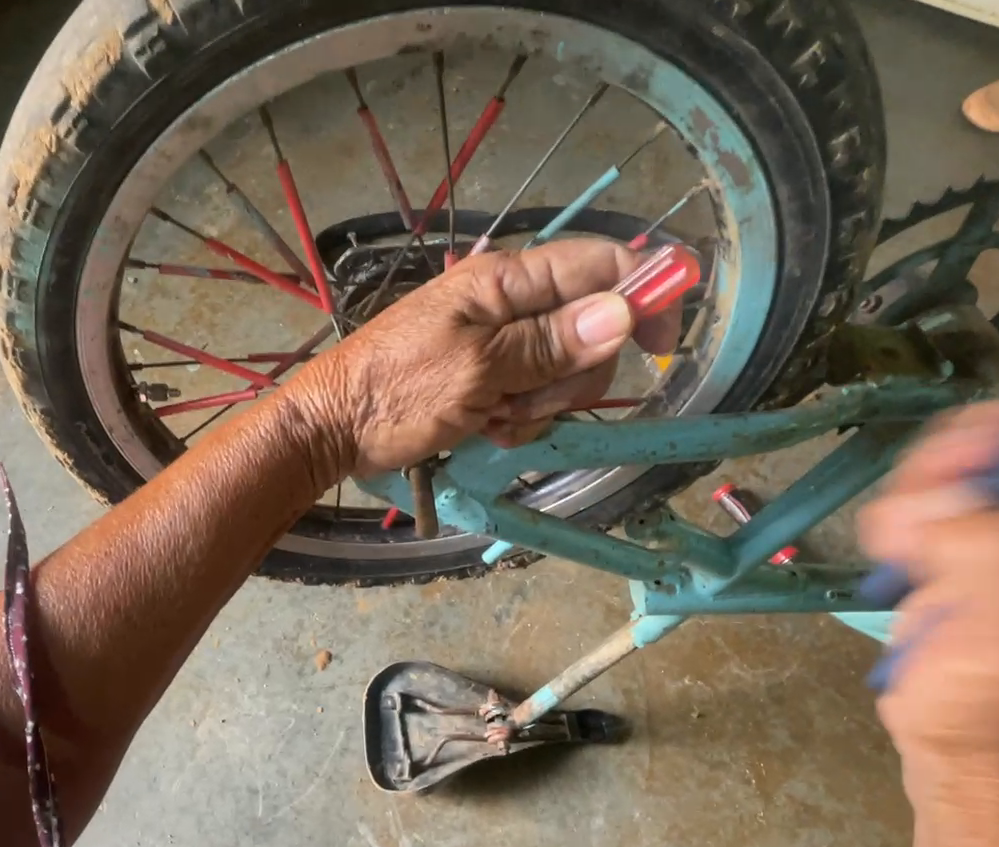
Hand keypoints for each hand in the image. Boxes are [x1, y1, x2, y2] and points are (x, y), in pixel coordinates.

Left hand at [285, 238, 680, 474]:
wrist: (336, 430)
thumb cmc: (393, 392)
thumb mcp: (475, 370)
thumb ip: (548, 344)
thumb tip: (624, 313)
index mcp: (505, 281)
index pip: (599, 263)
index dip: (643, 292)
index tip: (663, 343)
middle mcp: (509, 306)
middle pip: (591, 328)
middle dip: (572, 374)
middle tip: (524, 399)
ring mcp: (500, 346)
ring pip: (565, 371)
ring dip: (541, 404)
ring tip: (493, 417)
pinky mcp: (490, 381)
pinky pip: (535, 398)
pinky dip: (520, 419)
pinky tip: (486, 428)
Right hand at [857, 401, 998, 835]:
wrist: (961, 757)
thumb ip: (994, 542)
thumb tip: (936, 501)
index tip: (993, 446)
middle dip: (975, 458)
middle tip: (923, 485)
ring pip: (979, 463)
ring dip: (925, 489)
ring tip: (898, 537)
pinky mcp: (974, 550)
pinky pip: (935, 497)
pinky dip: (903, 513)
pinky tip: (893, 547)